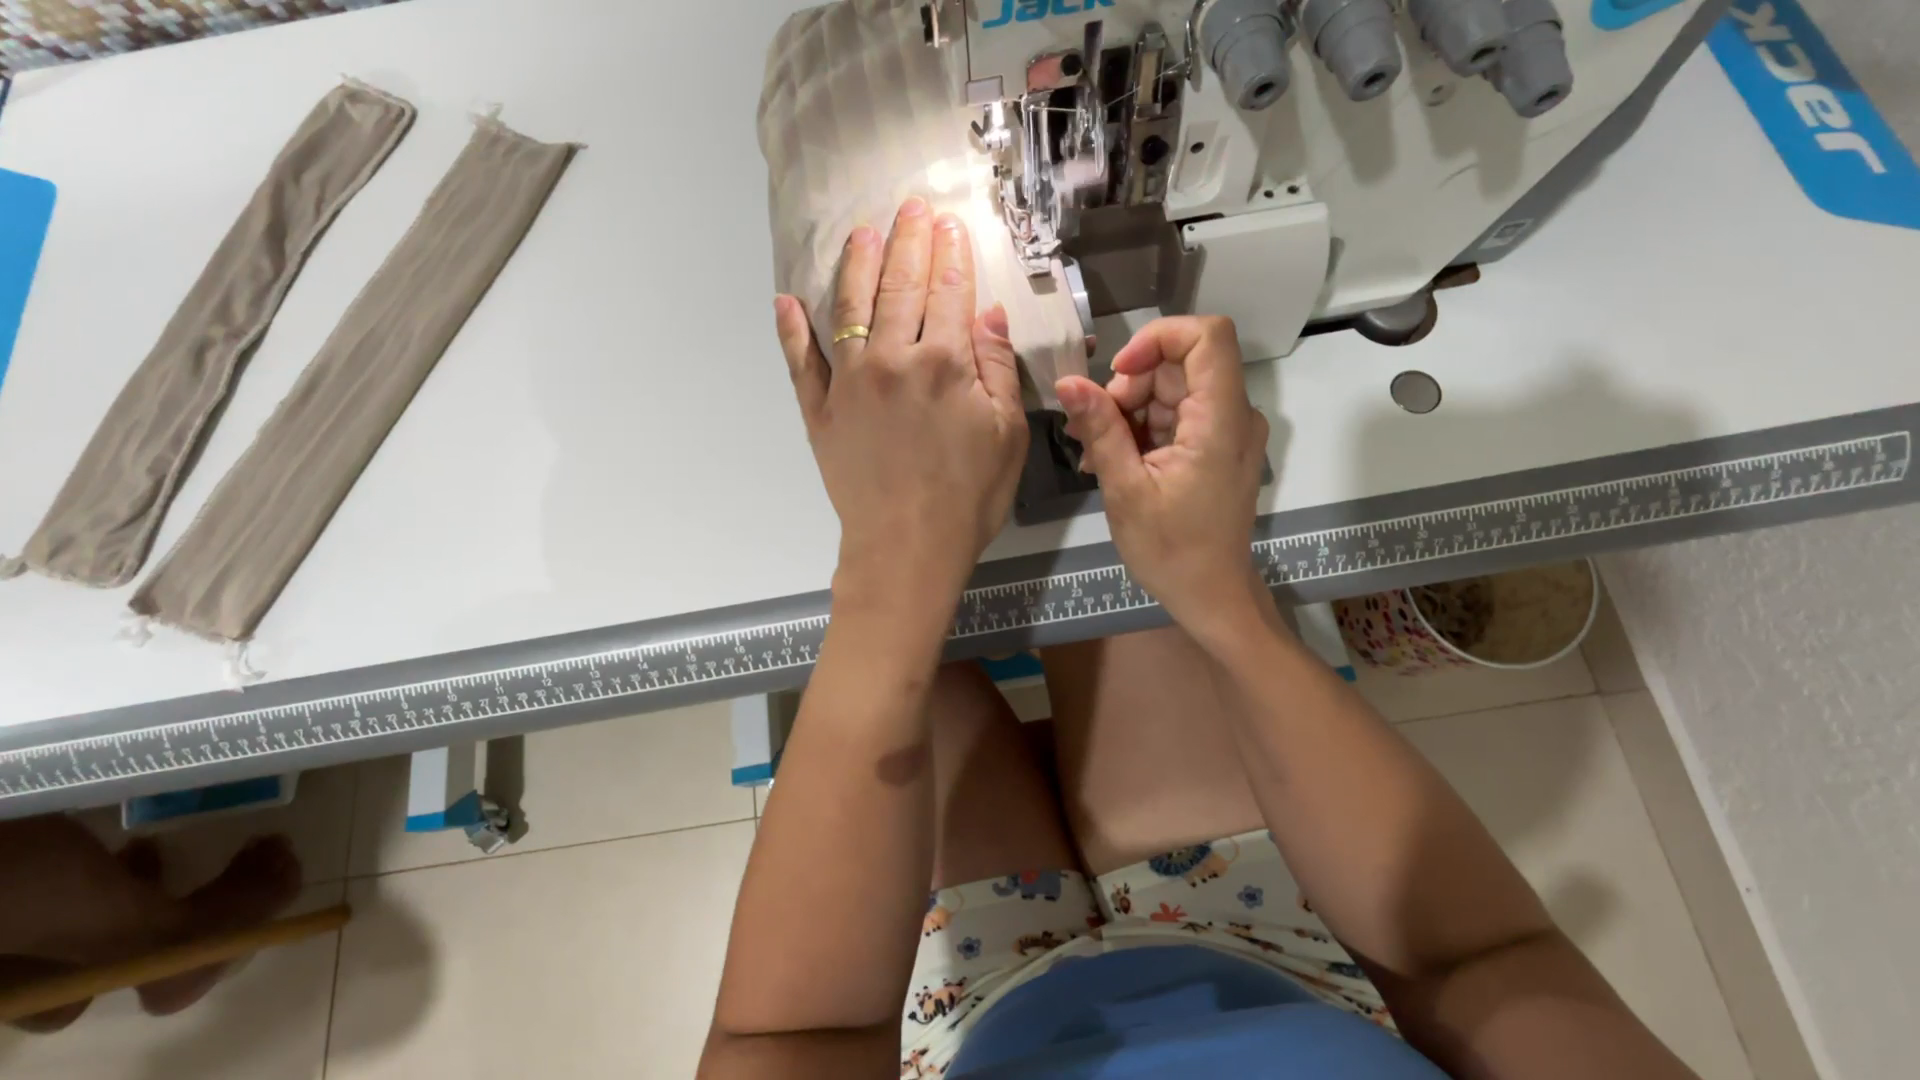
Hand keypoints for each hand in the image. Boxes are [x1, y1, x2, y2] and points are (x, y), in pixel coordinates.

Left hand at [774, 198, 1028, 598]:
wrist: (907, 547)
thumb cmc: (968, 496)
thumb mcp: (1008, 434)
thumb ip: (998, 368)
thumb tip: (988, 313)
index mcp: (943, 362)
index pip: (948, 291)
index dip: (950, 253)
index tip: (949, 224)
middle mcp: (892, 359)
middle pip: (899, 286)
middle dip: (907, 241)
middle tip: (909, 208)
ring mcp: (848, 382)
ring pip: (850, 308)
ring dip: (857, 264)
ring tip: (862, 232)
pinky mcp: (819, 409)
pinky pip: (800, 360)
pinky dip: (791, 329)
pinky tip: (786, 301)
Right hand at [1054, 316, 1270, 645]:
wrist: (1211, 595)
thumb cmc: (1171, 550)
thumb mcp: (1125, 489)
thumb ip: (1100, 428)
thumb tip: (1067, 382)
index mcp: (1220, 420)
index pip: (1206, 336)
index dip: (1157, 339)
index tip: (1118, 374)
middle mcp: (1234, 415)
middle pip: (1180, 364)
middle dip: (1129, 386)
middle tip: (1090, 429)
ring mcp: (1228, 431)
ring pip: (1173, 388)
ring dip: (1128, 409)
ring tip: (1092, 450)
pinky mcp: (1217, 446)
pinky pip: (1177, 415)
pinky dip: (1142, 427)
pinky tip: (1111, 457)